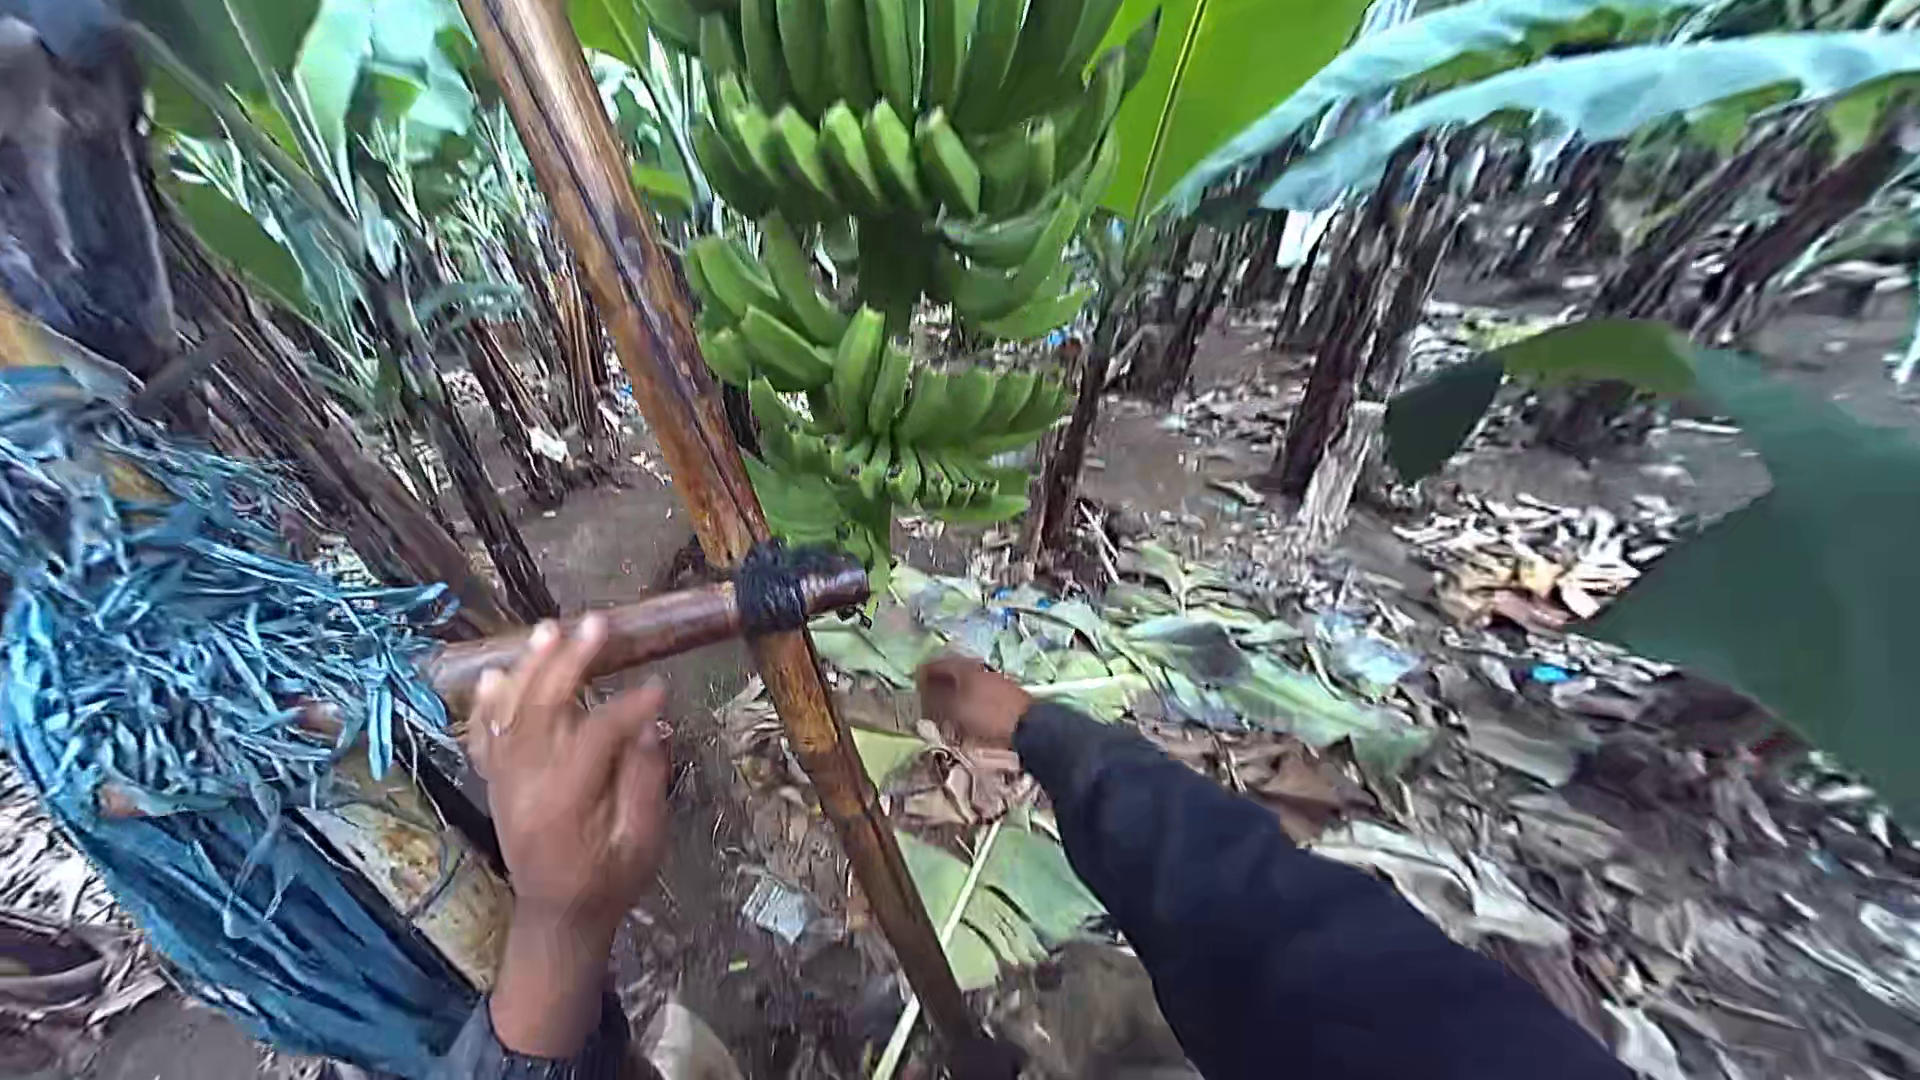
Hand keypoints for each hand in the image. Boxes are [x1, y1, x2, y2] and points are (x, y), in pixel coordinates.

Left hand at [465, 616, 669, 1057]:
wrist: (559, 917)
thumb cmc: (613, 879)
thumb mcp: (645, 838)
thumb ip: (644, 779)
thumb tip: (648, 725)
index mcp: (565, 806)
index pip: (594, 739)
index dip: (628, 708)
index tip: (661, 687)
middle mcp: (525, 789)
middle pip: (541, 713)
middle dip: (570, 663)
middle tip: (596, 624)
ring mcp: (504, 784)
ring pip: (510, 717)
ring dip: (531, 669)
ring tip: (549, 628)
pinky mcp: (498, 783)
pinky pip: (485, 738)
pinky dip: (489, 704)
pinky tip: (498, 673)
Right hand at [917, 654, 1031, 749]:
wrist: (1029, 726)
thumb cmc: (987, 716)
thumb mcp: (956, 710)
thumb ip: (938, 699)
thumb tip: (925, 690)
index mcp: (966, 669)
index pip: (941, 664)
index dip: (926, 671)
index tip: (915, 678)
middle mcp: (980, 670)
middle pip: (955, 670)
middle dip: (940, 679)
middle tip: (927, 690)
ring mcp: (995, 680)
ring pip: (967, 680)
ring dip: (954, 688)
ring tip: (944, 703)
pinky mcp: (1005, 694)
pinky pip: (978, 690)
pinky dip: (967, 697)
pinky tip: (966, 710)